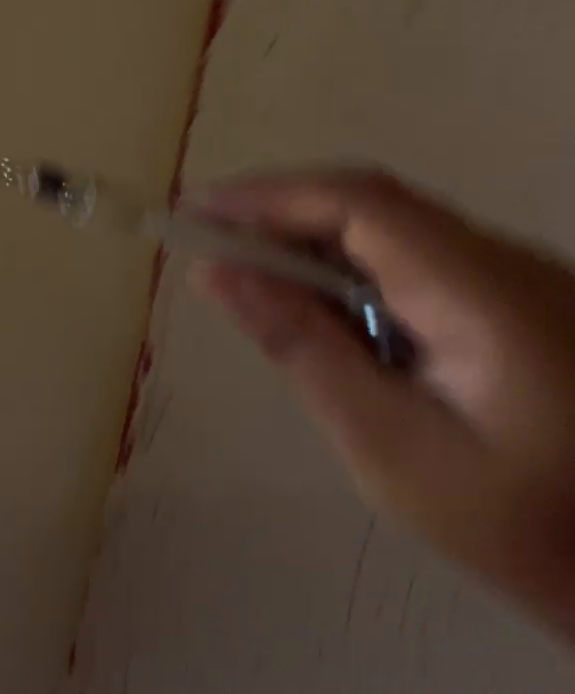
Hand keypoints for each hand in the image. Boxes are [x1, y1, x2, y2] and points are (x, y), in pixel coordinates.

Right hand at [191, 169, 574, 641]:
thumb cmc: (516, 520)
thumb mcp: (387, 444)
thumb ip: (301, 347)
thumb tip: (213, 271)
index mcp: (487, 298)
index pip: (359, 205)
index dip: (264, 196)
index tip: (189, 215)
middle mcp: (516, 270)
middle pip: (374, 206)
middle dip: (276, 215)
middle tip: (202, 245)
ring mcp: (527, 285)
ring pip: (393, 229)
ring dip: (306, 241)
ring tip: (241, 276)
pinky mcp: (523, 305)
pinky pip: (416, 259)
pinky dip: (345, 268)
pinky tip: (315, 307)